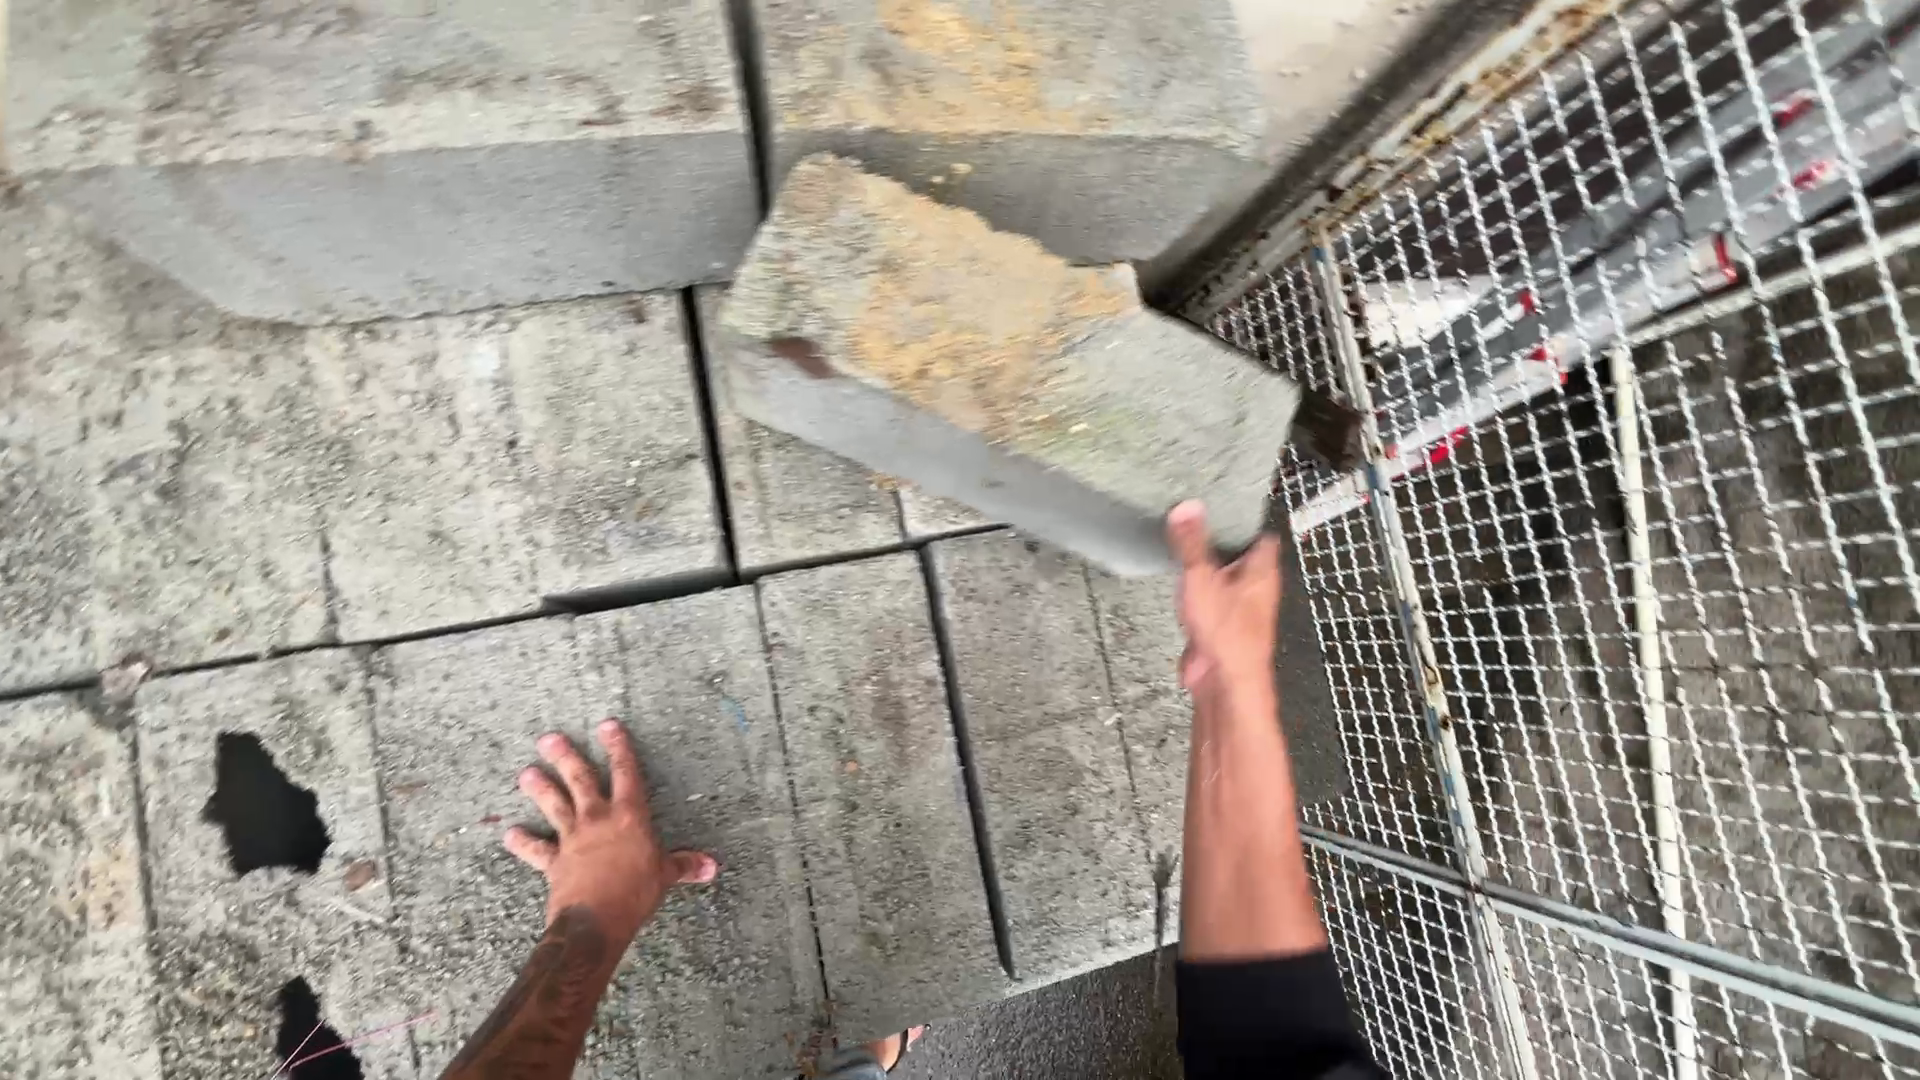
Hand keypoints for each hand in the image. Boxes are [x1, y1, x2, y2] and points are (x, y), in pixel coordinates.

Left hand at [503, 719, 718, 943]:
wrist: (595, 923)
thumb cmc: (635, 893)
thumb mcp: (665, 875)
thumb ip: (685, 865)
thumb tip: (712, 867)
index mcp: (629, 816)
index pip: (626, 772)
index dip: (618, 747)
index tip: (608, 725)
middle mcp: (598, 820)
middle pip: (580, 781)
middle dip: (565, 757)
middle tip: (548, 739)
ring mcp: (573, 840)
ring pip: (554, 807)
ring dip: (540, 789)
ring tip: (526, 773)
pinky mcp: (554, 863)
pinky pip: (536, 850)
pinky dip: (523, 843)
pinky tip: (510, 833)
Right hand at [1167, 500, 1282, 692]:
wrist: (1223, 681)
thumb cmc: (1225, 630)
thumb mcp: (1202, 577)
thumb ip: (1192, 543)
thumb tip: (1187, 506)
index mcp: (1262, 571)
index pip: (1261, 536)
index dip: (1244, 519)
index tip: (1222, 504)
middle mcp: (1255, 588)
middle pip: (1241, 555)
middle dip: (1220, 540)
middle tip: (1195, 519)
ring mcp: (1237, 607)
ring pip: (1224, 577)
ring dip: (1207, 565)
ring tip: (1183, 543)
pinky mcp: (1219, 624)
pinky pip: (1208, 598)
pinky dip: (1196, 588)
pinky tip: (1178, 580)